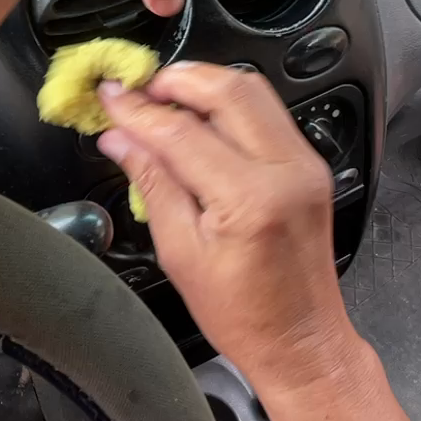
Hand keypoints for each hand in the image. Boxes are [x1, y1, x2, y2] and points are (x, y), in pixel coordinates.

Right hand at [94, 63, 357, 390]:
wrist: (302, 341)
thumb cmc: (245, 315)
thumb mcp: (181, 253)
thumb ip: (152, 183)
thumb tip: (120, 139)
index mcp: (250, 199)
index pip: (181, 131)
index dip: (138, 109)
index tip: (110, 96)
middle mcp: (286, 171)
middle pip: (227, 89)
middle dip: (175, 78)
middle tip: (138, 89)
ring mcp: (305, 164)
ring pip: (252, 90)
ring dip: (204, 83)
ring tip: (163, 97)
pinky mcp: (310, 165)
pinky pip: (267, 111)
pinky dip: (228, 103)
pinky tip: (200, 117)